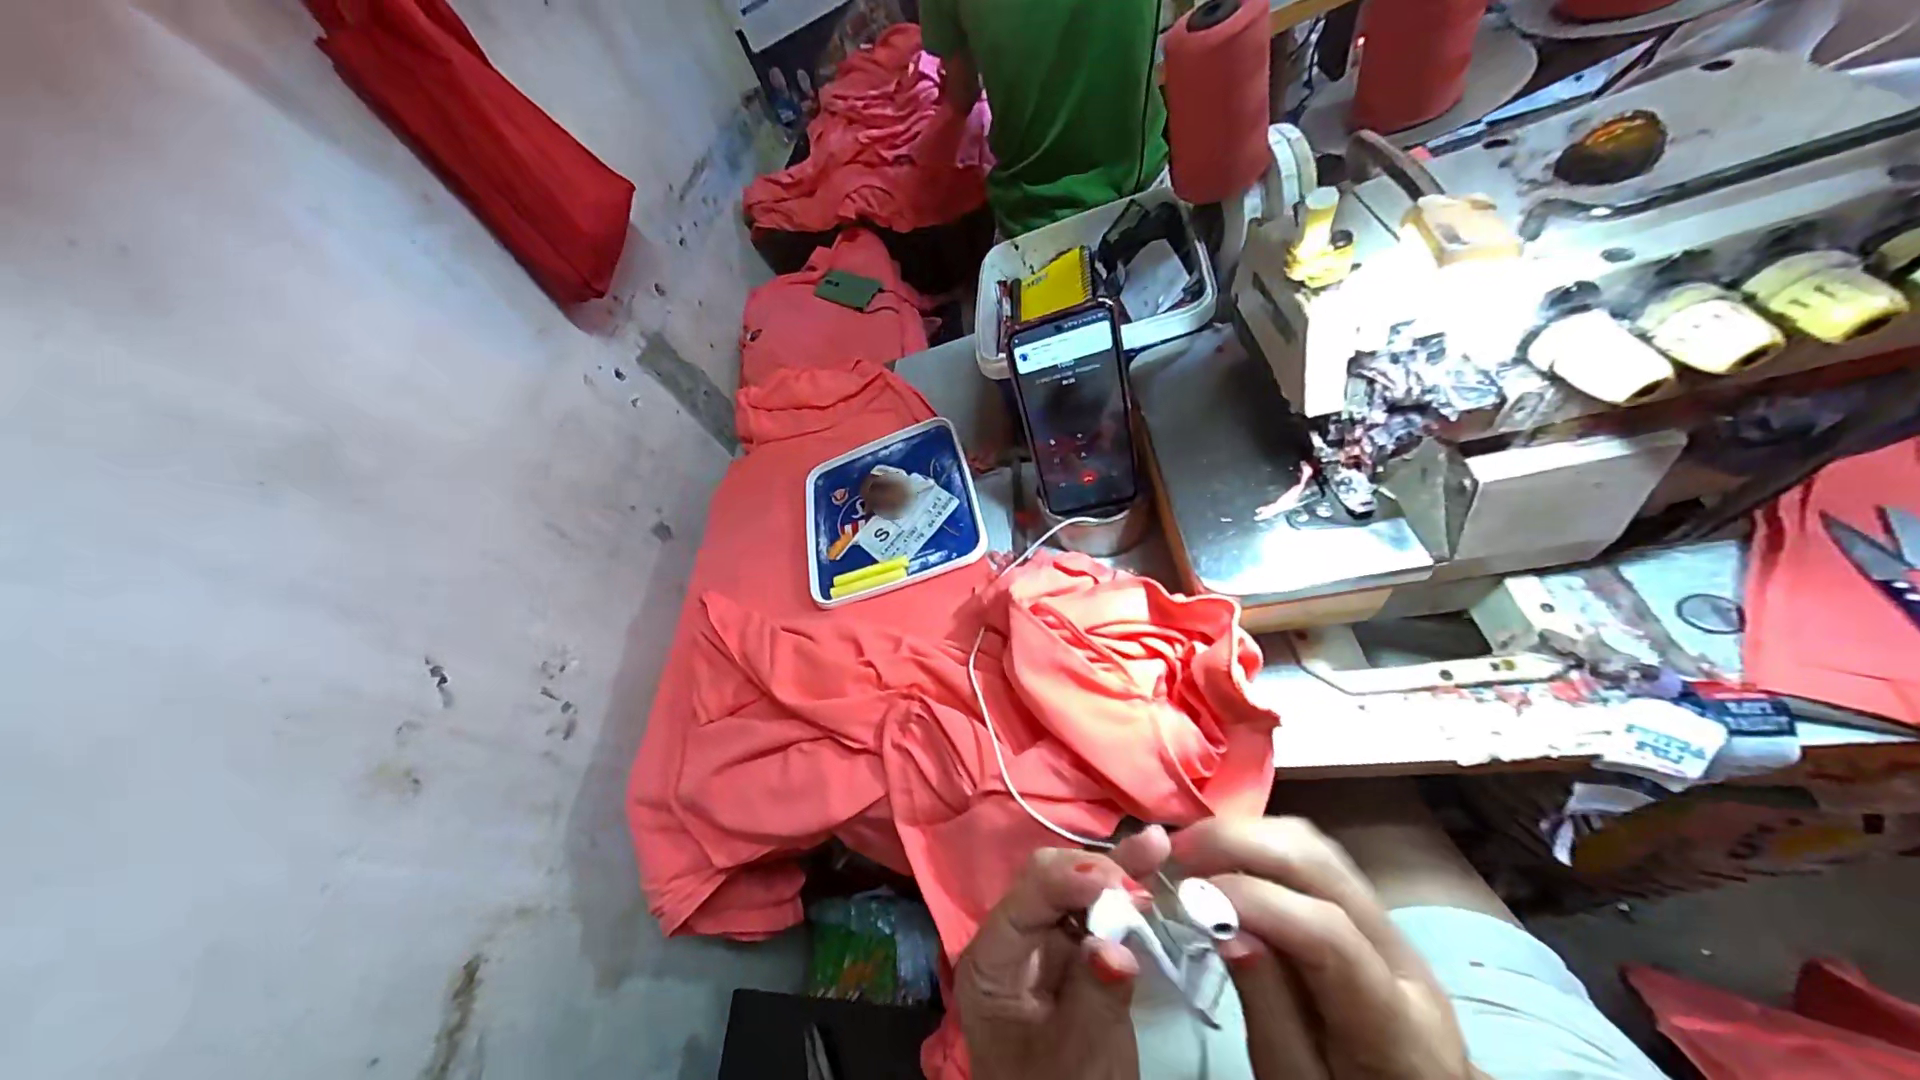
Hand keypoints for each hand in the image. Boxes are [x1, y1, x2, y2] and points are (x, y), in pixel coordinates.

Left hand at [955, 827, 1171, 1079]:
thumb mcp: (1077, 1061)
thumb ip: (1095, 999)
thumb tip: (1117, 947)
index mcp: (991, 964)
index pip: (1020, 905)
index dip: (1063, 882)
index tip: (1110, 879)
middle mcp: (1013, 939)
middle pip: (1046, 883)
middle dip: (1093, 871)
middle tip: (1142, 877)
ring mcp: (1045, 939)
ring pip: (1075, 885)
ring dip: (1116, 867)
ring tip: (1155, 844)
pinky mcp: (1074, 947)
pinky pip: (1097, 907)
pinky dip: (1123, 890)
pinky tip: (1150, 864)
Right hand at [1173, 817, 1473, 1079]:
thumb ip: (1267, 1009)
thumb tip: (1224, 929)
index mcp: (1394, 1021)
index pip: (1328, 933)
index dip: (1253, 900)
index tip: (1189, 896)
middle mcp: (1402, 956)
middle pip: (1322, 866)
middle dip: (1240, 843)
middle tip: (1177, 850)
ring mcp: (1388, 925)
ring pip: (1317, 846)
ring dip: (1247, 834)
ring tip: (1193, 848)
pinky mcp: (1367, 911)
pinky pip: (1314, 856)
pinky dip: (1261, 843)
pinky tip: (1225, 855)